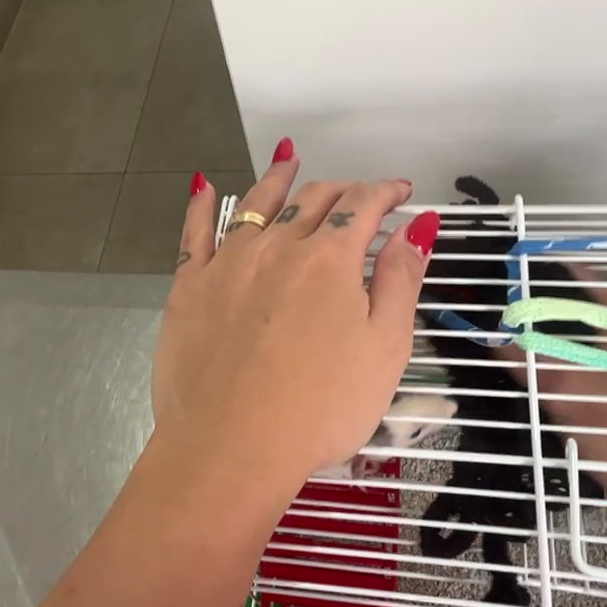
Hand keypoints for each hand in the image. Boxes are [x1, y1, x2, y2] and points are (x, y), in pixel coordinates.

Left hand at [149, 143, 438, 486]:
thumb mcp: (385, 349)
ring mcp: (229, 263)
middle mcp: (279, 246)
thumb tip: (416, 225)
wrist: (231, 446)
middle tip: (357, 194)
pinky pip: (195, 233)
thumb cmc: (321, 407)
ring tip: (288, 159)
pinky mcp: (190, 287)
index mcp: (331, 259)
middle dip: (342, 189)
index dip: (386, 192)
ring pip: (258, 205)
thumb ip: (401, 280)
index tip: (400, 192)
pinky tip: (204, 186)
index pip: (363, 206)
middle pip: (314, 199)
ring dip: (278, 178)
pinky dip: (202, 205)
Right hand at [499, 269, 606, 525]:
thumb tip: (496, 340)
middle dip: (564, 310)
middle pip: (604, 302)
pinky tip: (594, 379)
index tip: (517, 291)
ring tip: (555, 353)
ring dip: (587, 334)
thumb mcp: (569, 399)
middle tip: (530, 325)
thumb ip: (530, 363)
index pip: (583, 277)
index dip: (545, 282)